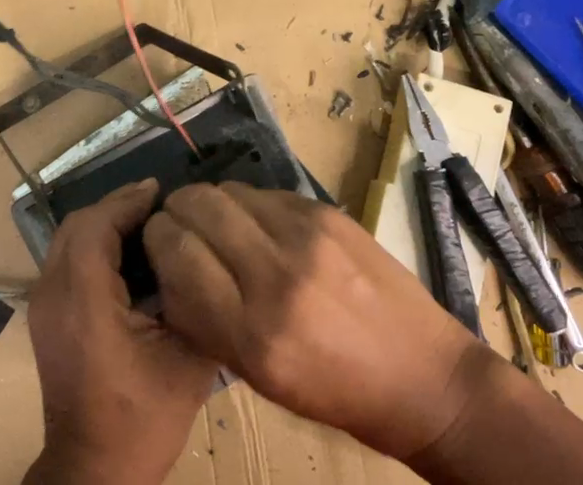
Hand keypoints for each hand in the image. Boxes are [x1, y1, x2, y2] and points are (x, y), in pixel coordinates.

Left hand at [23, 180, 216, 484]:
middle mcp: (52, 293)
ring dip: (102, 225)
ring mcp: (41, 304)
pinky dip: (92, 246)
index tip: (161, 189)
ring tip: (146, 222)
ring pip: (66, 241)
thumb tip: (194, 253)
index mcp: (83, 300)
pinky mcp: (44, 316)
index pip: (95, 226)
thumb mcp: (184, 359)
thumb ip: (189, 298)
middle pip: (76, 226)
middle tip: (157, 204)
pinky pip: (65, 261)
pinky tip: (125, 255)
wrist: (94, 465)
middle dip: (114, 207)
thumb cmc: (142, 417)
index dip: (126, 201)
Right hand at [142, 182, 491, 460]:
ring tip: (222, 229)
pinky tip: (261, 229)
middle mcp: (275, 277)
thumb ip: (202, 318)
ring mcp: (306, 238)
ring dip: (211, 205)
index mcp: (251, 334)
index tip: (161, 249)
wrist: (425, 379)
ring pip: (225, 190)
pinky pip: (263, 192)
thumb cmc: (333, 392)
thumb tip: (165, 263)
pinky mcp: (328, 215)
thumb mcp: (255, 376)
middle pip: (194, 206)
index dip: (157, 241)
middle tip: (183, 230)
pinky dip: (249, 206)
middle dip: (176, 214)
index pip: (174, 251)